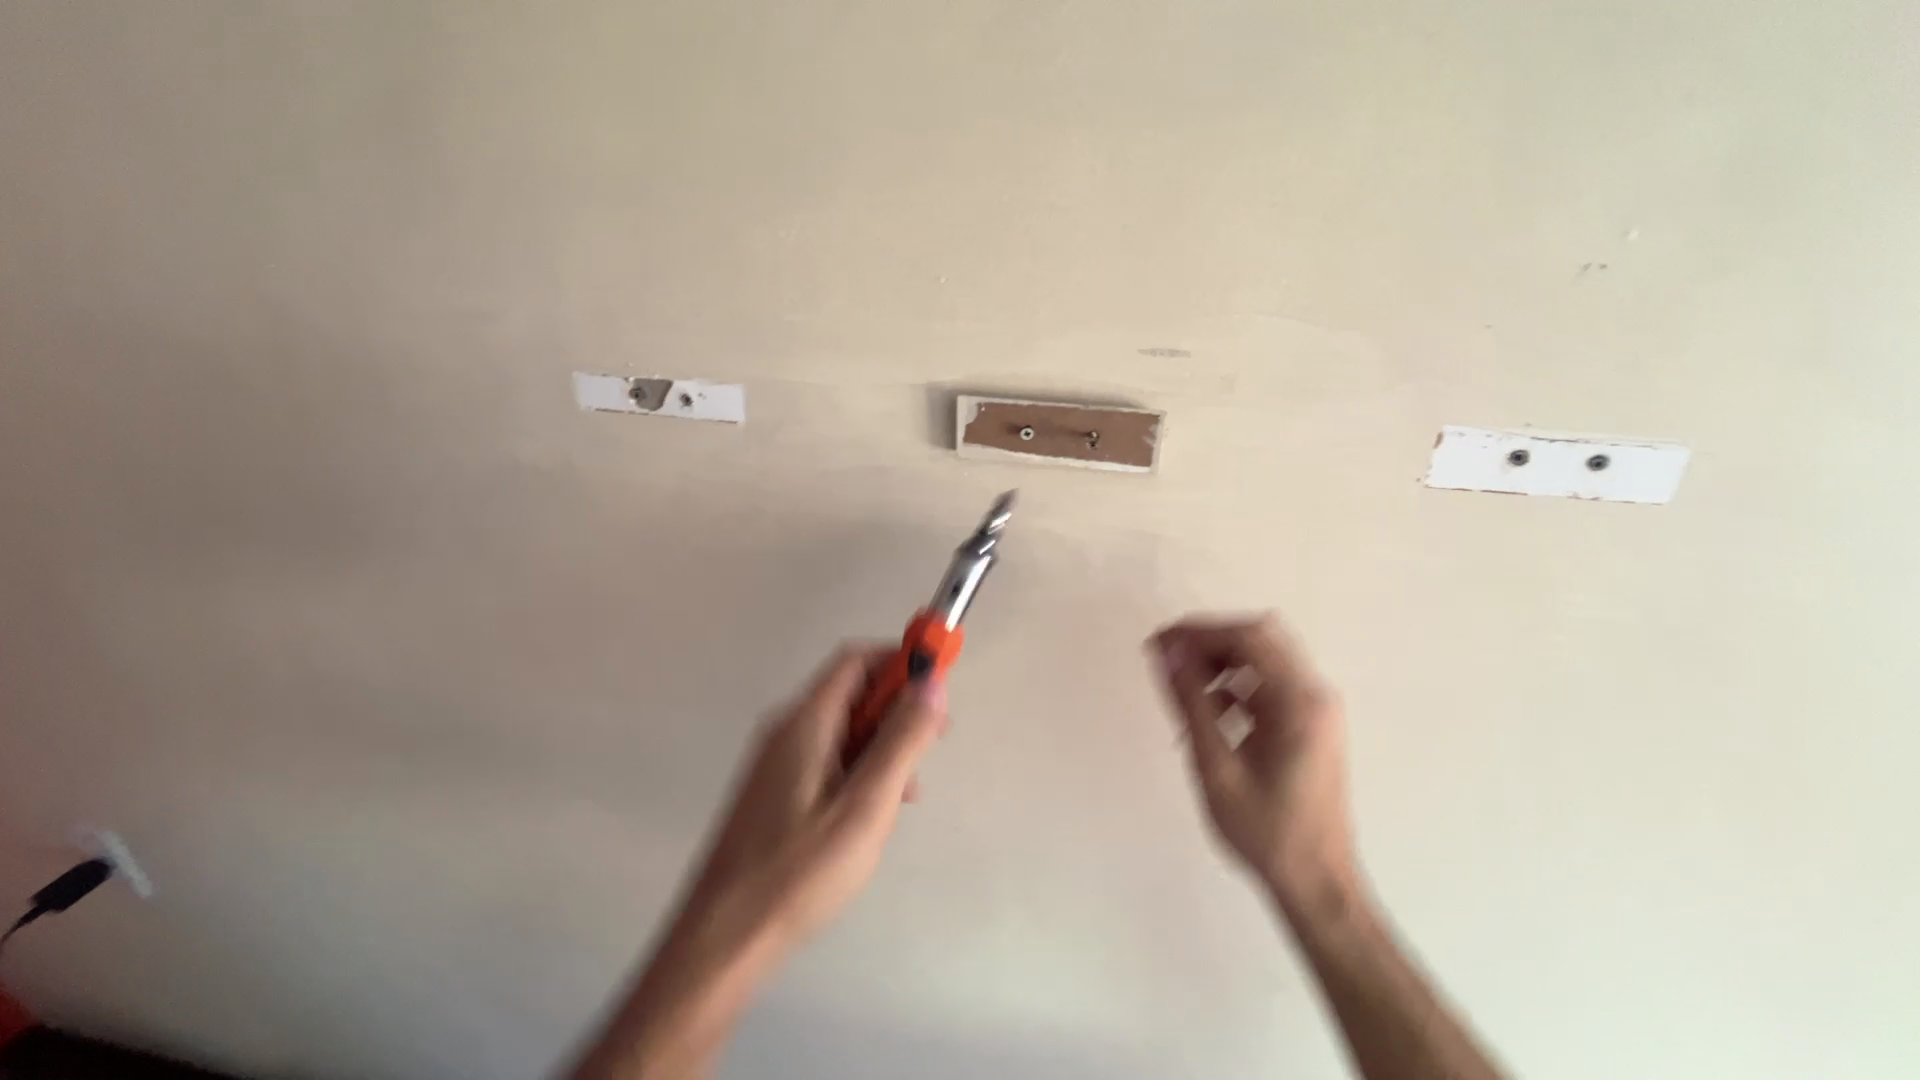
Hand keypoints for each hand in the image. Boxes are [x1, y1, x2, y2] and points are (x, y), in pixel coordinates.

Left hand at [568, 647, 946, 1079]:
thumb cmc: (798, 872)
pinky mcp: (774, 793)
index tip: (938, 680)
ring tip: (908, 789)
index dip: (901, 659)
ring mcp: (776, 764)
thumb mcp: (865, 806)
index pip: (856, 660)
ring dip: (883, 743)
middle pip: (850, 692)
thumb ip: (901, 741)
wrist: (723, 938)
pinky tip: (874, 812)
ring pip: (842, 730)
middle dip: (897, 706)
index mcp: (805, 723)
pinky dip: (860, 769)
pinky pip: (827, 760)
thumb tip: (931, 683)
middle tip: (933, 741)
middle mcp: (786, 732)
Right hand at [1150, 615, 1357, 911]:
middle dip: (1208, 641)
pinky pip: (1268, 685)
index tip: (1159, 645)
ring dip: (1220, 662)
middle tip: (1165, 657)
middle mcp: (1315, 694)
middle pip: (1260, 638)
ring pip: (1263, 658)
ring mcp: (1316, 708)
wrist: (1317, 881)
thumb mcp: (1217, 767)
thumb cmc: (1266, 831)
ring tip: (1180, 686)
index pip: (1249, 637)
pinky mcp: (1309, 723)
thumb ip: (1191, 704)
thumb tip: (1166, 654)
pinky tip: (1207, 713)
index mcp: (1300, 701)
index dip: (1199, 632)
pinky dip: (1234, 685)